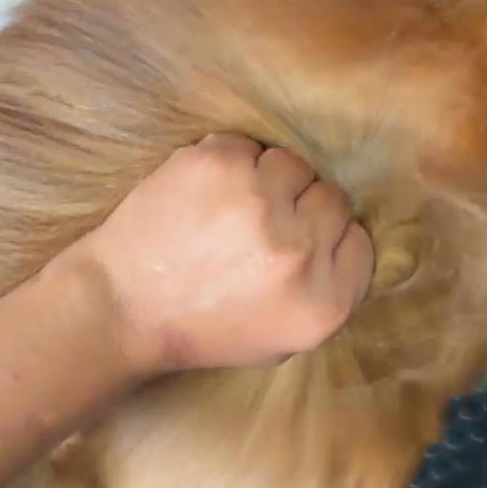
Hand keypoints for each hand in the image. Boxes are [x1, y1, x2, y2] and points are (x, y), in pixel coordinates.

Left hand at [58, 133, 375, 372]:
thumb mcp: (283, 340)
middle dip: (302, 210)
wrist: (123, 308)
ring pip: (294, 164)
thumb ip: (326, 293)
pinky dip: (230, 165)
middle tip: (262, 230)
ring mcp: (258, 202)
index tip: (301, 246)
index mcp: (324, 304)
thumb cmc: (204, 329)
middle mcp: (300, 252)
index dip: (331, 241)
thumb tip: (346, 239)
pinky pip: (248, 147)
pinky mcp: (219, 165)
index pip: (362, 243)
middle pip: (334, 198)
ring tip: (232, 211)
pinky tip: (205, 197)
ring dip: (269, 182)